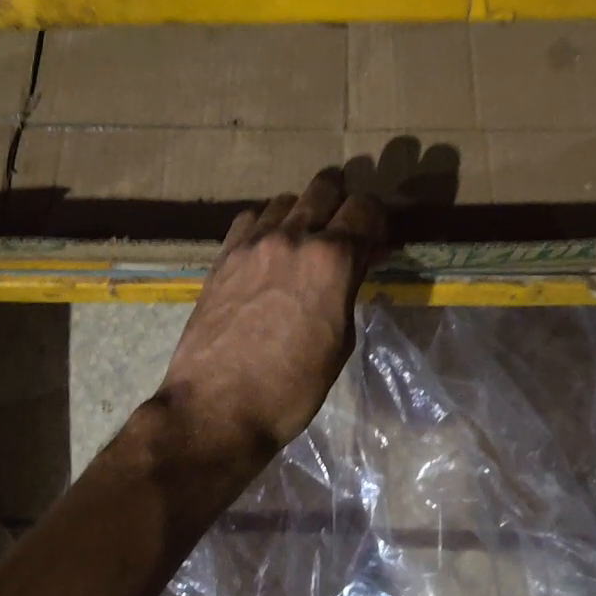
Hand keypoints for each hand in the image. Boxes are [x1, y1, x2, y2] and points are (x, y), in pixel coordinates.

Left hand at [159, 168, 385, 454]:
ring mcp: (252, 242)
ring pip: (285, 200)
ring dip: (303, 211)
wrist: (217, 407)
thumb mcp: (340, 342)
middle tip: (345, 226)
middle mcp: (293, 237)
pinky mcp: (223, 255)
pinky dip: (267, 224)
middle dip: (342, 200)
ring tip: (305, 239)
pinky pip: (251, 218)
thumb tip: (354, 266)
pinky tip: (268, 248)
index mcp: (332, 259)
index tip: (377, 242)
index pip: (365, 209)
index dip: (378, 221)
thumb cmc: (291, 388)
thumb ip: (348, 290)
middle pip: (325, 188)